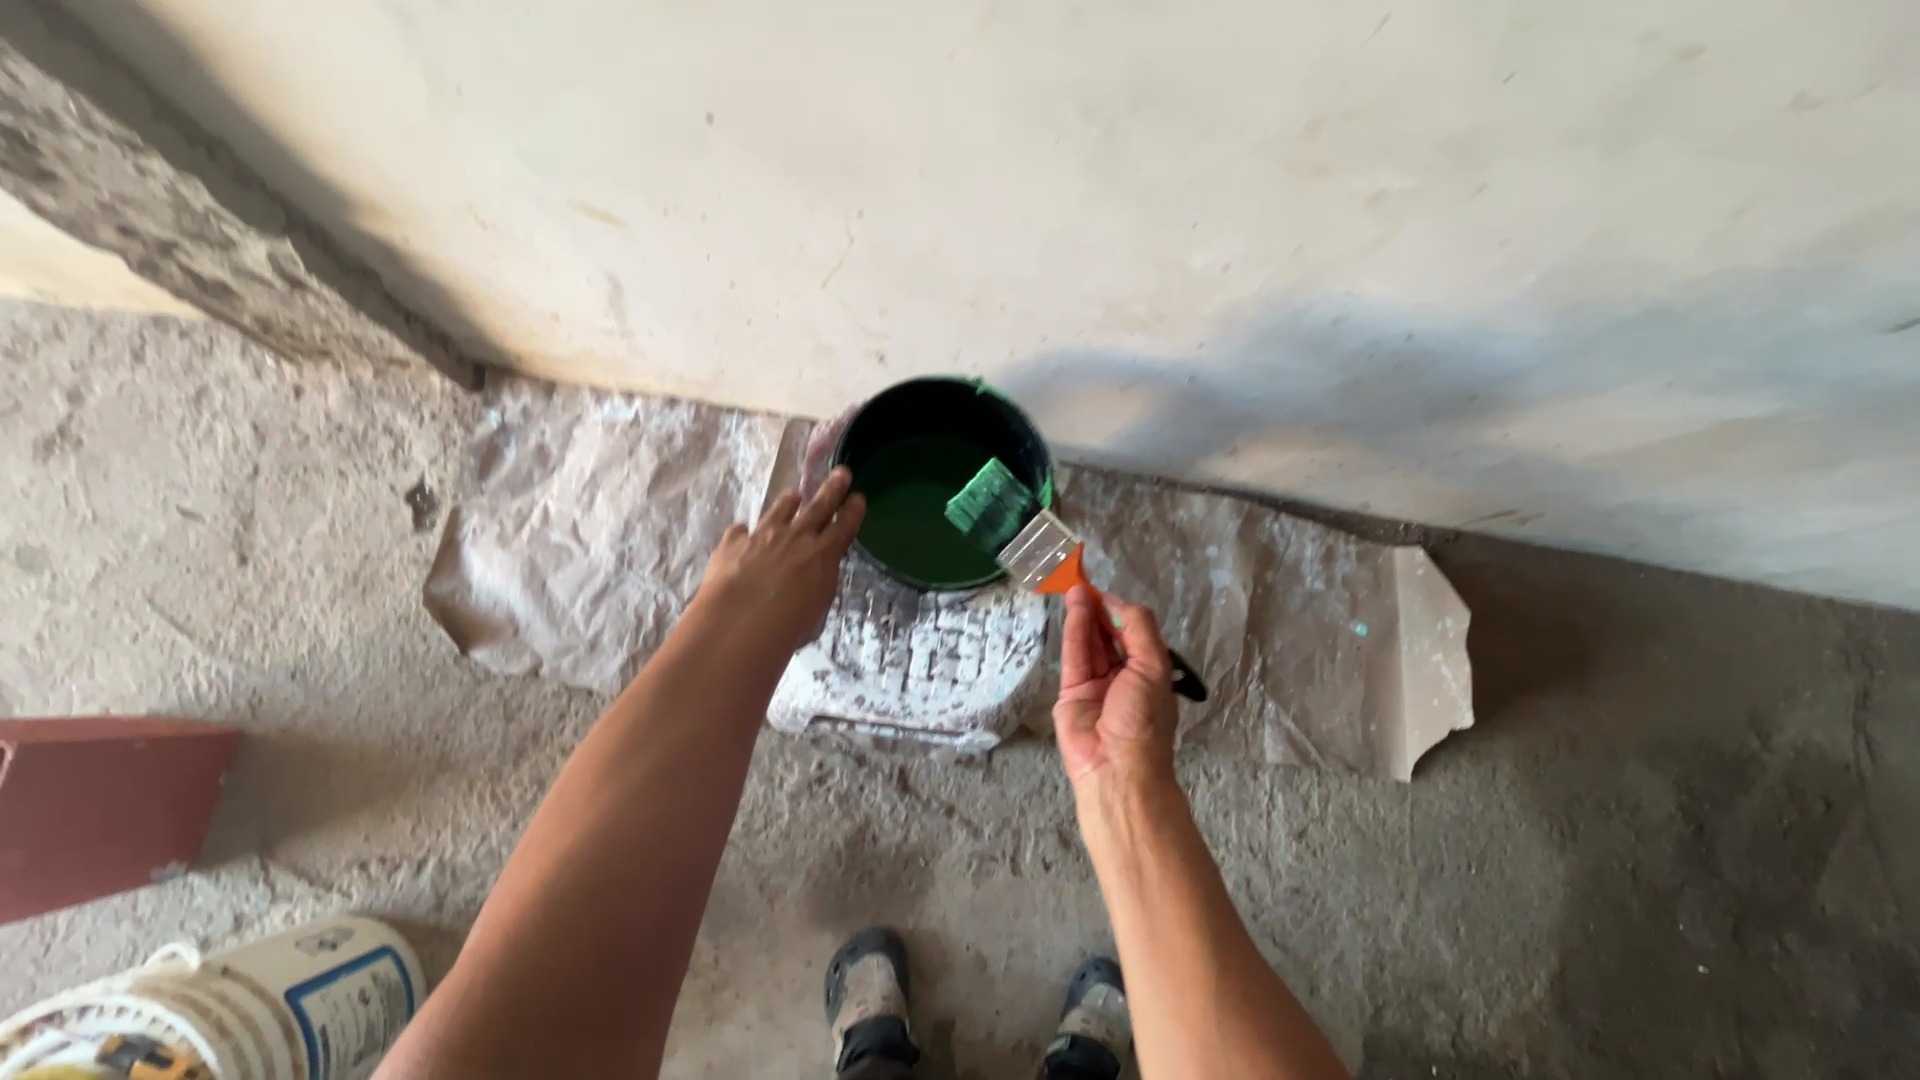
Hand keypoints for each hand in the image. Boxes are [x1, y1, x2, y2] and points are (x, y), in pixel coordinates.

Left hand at [695, 466, 865, 653]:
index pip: (844, 527)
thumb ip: (817, 588)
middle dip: (832, 488)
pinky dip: (745, 533)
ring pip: (780, 509)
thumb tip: (812, 581)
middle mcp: (796, 537)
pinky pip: (741, 531)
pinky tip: (743, 535)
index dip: (853, 511)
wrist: (740, 620)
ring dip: (790, 501)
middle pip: (819, 506)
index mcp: (823, 555)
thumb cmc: (788, 626)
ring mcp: (763, 535)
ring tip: (794, 495)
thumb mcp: (816, 610)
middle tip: (841, 472)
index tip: (858, 497)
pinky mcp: (733, 542)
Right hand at [1053, 585, 1178, 789]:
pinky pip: (1073, 657)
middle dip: (1100, 611)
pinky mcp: (1070, 692)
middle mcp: (1122, 677)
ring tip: (1076, 589)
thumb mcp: (1153, 668)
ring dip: (1084, 616)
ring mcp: (1095, 685)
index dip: (1121, 613)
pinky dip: (1073, 631)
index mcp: (1148, 674)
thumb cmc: (1145, 719)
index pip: (1133, 635)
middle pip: (1108, 636)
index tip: (1107, 593)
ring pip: (1089, 643)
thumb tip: (1118, 602)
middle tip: (1085, 584)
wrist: (1117, 768)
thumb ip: (1139, 630)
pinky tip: (1073, 609)